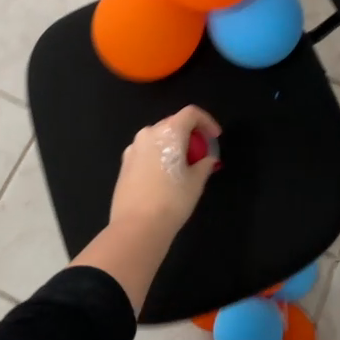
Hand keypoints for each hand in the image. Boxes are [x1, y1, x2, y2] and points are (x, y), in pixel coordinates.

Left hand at [109, 106, 222, 236]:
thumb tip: (207, 159)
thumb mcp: (196, 182)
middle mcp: (148, 133)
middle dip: (190, 135)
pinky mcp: (124, 163)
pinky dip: (159, 155)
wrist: (137, 226)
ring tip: (183, 166)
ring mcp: (133, 148)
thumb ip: (204, 164)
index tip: (215, 138)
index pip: (191, 113)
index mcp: (169, 132)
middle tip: (200, 154)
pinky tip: (164, 176)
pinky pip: (146, 151)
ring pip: (158, 138)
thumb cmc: (172, 200)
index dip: (207, 122)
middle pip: (173, 124)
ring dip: (173, 145)